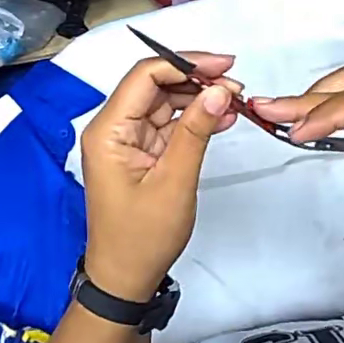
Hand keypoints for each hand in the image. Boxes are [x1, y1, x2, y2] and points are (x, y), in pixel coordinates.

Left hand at [79, 54, 242, 301]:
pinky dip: (194, 118)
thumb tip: (217, 91)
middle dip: (196, 79)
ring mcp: (127, 139)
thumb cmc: (141, 238)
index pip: (145, 77)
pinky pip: (169, 123)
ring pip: (165, 101)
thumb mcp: (174, 181)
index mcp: (108, 130)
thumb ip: (195, 131)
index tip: (221, 65)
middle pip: (155, 84)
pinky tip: (222, 117)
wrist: (125, 279)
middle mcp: (113, 127)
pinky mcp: (141, 151)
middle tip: (234, 83)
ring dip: (199, 97)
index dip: (184, 63)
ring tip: (234, 100)